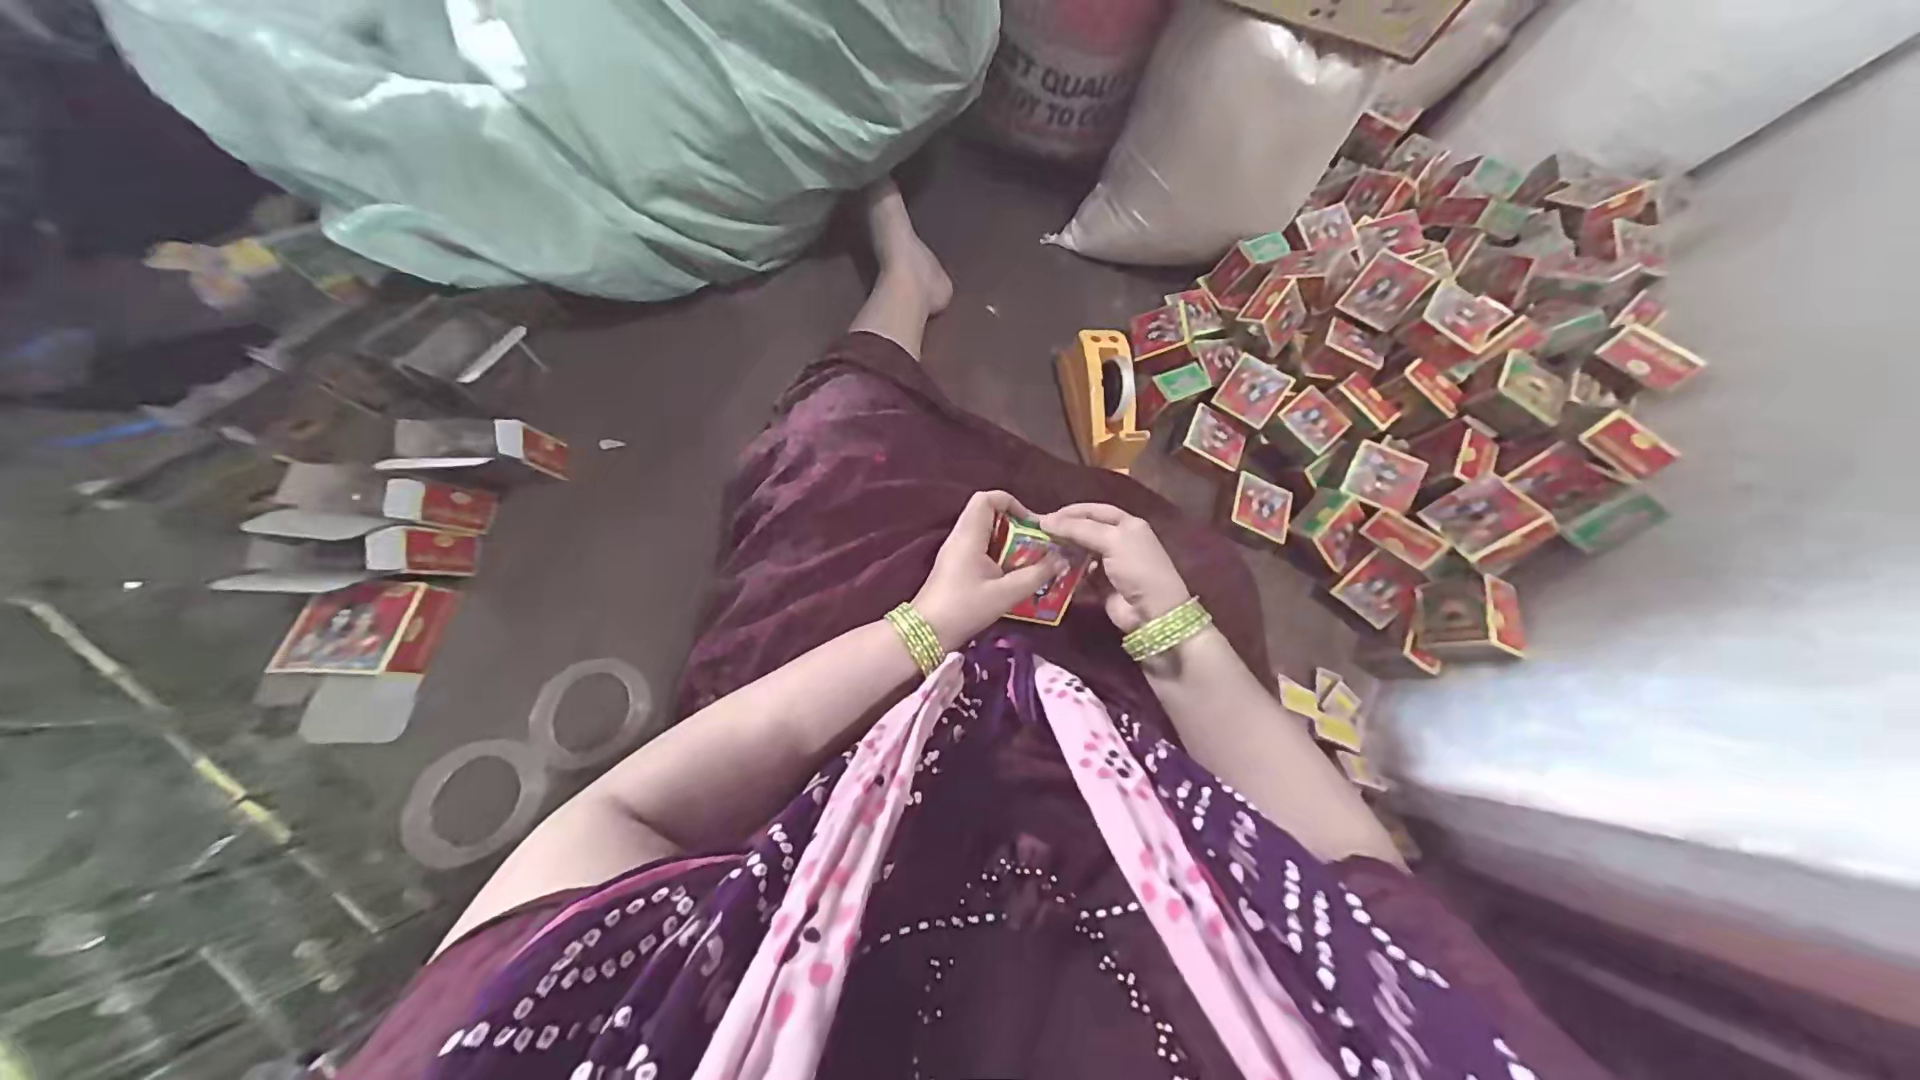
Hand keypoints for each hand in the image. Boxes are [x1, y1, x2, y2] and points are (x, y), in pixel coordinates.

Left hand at [912, 491, 1064, 649]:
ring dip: (1009, 542)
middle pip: (988, 514)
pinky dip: (999, 555)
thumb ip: (1037, 574)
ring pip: (986, 532)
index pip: (986, 498)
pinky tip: (1012, 575)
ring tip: (1029, 561)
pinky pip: (980, 548)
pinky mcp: (956, 566)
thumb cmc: (964, 609)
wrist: (927, 633)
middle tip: (1035, 545)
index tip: (1031, 524)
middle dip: (1016, 525)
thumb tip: (1062, 559)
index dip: (1011, 503)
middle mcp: (960, 537)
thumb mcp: (1006, 594)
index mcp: (969, 536)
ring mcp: (956, 552)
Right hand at [1035, 504, 1190, 633]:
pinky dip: (1068, 575)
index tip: (1045, 518)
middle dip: (1064, 533)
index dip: (1071, 512)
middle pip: (1086, 532)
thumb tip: (1046, 521)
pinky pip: (1080, 576)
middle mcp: (1119, 541)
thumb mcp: (1112, 540)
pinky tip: (1053, 574)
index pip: (1095, 511)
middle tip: (1039, 537)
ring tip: (1042, 555)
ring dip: (1064, 554)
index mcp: (1127, 525)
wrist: (1153, 612)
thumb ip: (1079, 529)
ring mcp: (1110, 565)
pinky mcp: (1102, 586)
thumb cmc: (1137, 567)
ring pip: (1081, 554)